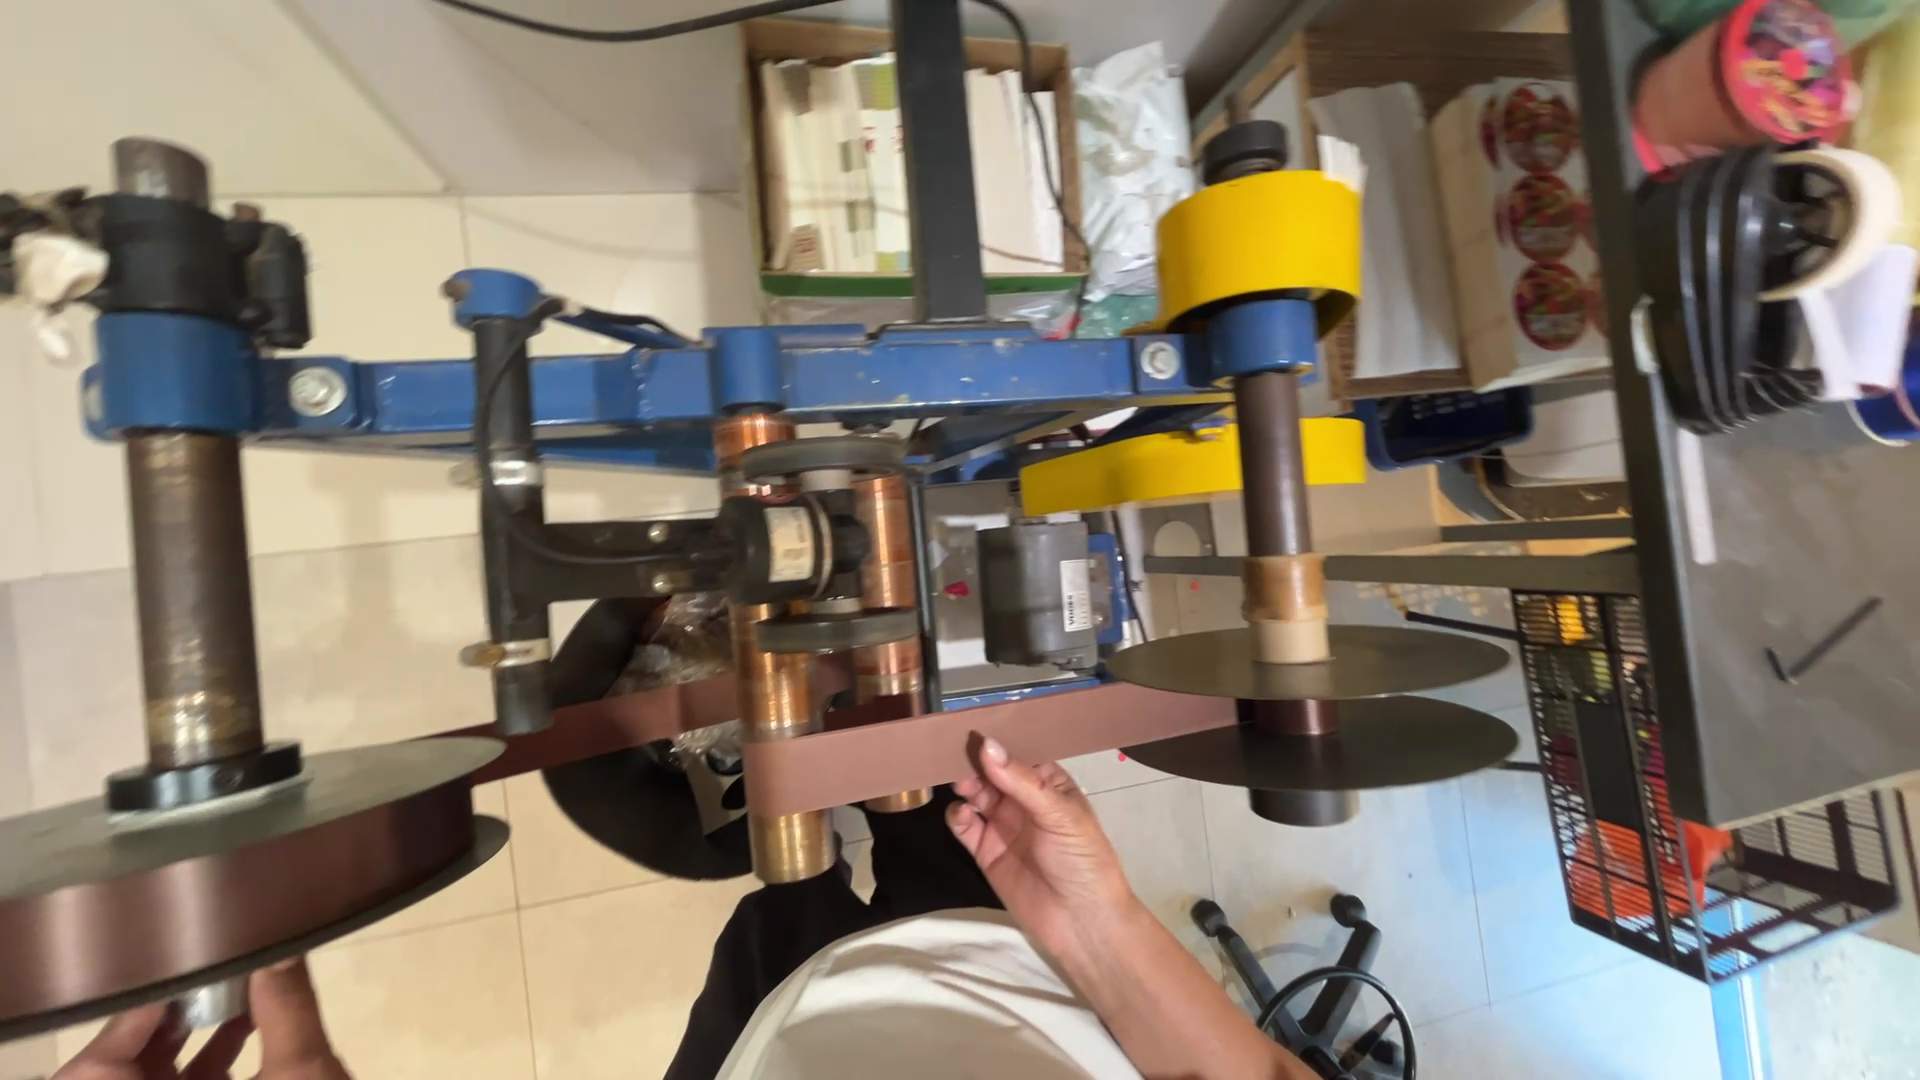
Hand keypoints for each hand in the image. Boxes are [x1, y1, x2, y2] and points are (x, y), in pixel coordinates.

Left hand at [54, 959, 349, 1079]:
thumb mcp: (300, 1072)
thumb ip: (286, 1011)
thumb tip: (280, 953)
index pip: (91, 1070)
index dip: (131, 1017)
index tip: (182, 969)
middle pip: (113, 1072)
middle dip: (161, 1018)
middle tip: (215, 970)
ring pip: (147, 1077)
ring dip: (184, 1034)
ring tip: (235, 987)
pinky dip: (205, 1055)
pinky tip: (249, 1022)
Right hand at [947, 736, 1136, 959]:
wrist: (1082, 922)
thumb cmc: (1082, 858)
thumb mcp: (1059, 813)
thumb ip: (1020, 779)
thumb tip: (986, 744)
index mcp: (1048, 783)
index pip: (1018, 753)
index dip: (998, 741)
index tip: (972, 726)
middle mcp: (1023, 799)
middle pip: (992, 771)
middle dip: (975, 761)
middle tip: (956, 753)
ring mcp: (1003, 824)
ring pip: (976, 794)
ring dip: (965, 784)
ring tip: (960, 783)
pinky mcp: (985, 851)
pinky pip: (965, 825)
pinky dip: (957, 815)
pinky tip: (962, 813)